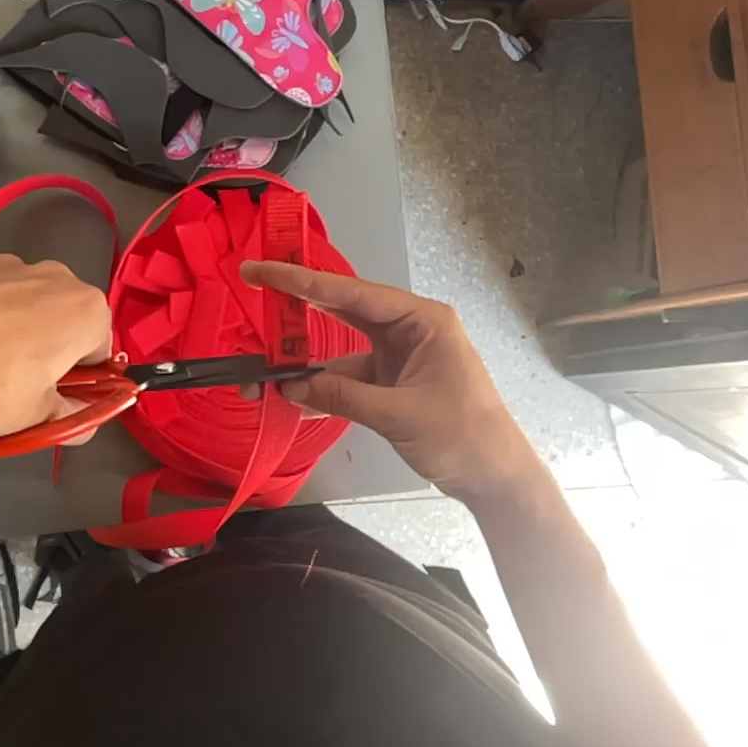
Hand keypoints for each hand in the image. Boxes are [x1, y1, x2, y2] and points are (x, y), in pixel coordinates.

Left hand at [0, 252, 111, 453]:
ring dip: (2, 332)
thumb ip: (71, 419)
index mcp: (82, 309)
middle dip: (43, 350)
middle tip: (10, 389)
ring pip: (13, 303)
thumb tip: (82, 421)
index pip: (100, 349)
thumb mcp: (32, 420)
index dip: (81, 381)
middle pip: (58, 318)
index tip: (53, 402)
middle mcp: (46, 274)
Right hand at [242, 261, 541, 502]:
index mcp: (422, 320)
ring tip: (263, 369)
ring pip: (341, 349)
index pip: (352, 293)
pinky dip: (322, 389)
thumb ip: (341, 395)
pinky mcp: (391, 382)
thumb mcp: (399, 413)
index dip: (302, 281)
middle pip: (343, 308)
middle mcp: (408, 329)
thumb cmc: (463, 436)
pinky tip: (292, 397)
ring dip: (305, 362)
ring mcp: (398, 356)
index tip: (263, 270)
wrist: (495, 476)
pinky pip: (348, 379)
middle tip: (253, 285)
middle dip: (297, 305)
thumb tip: (289, 387)